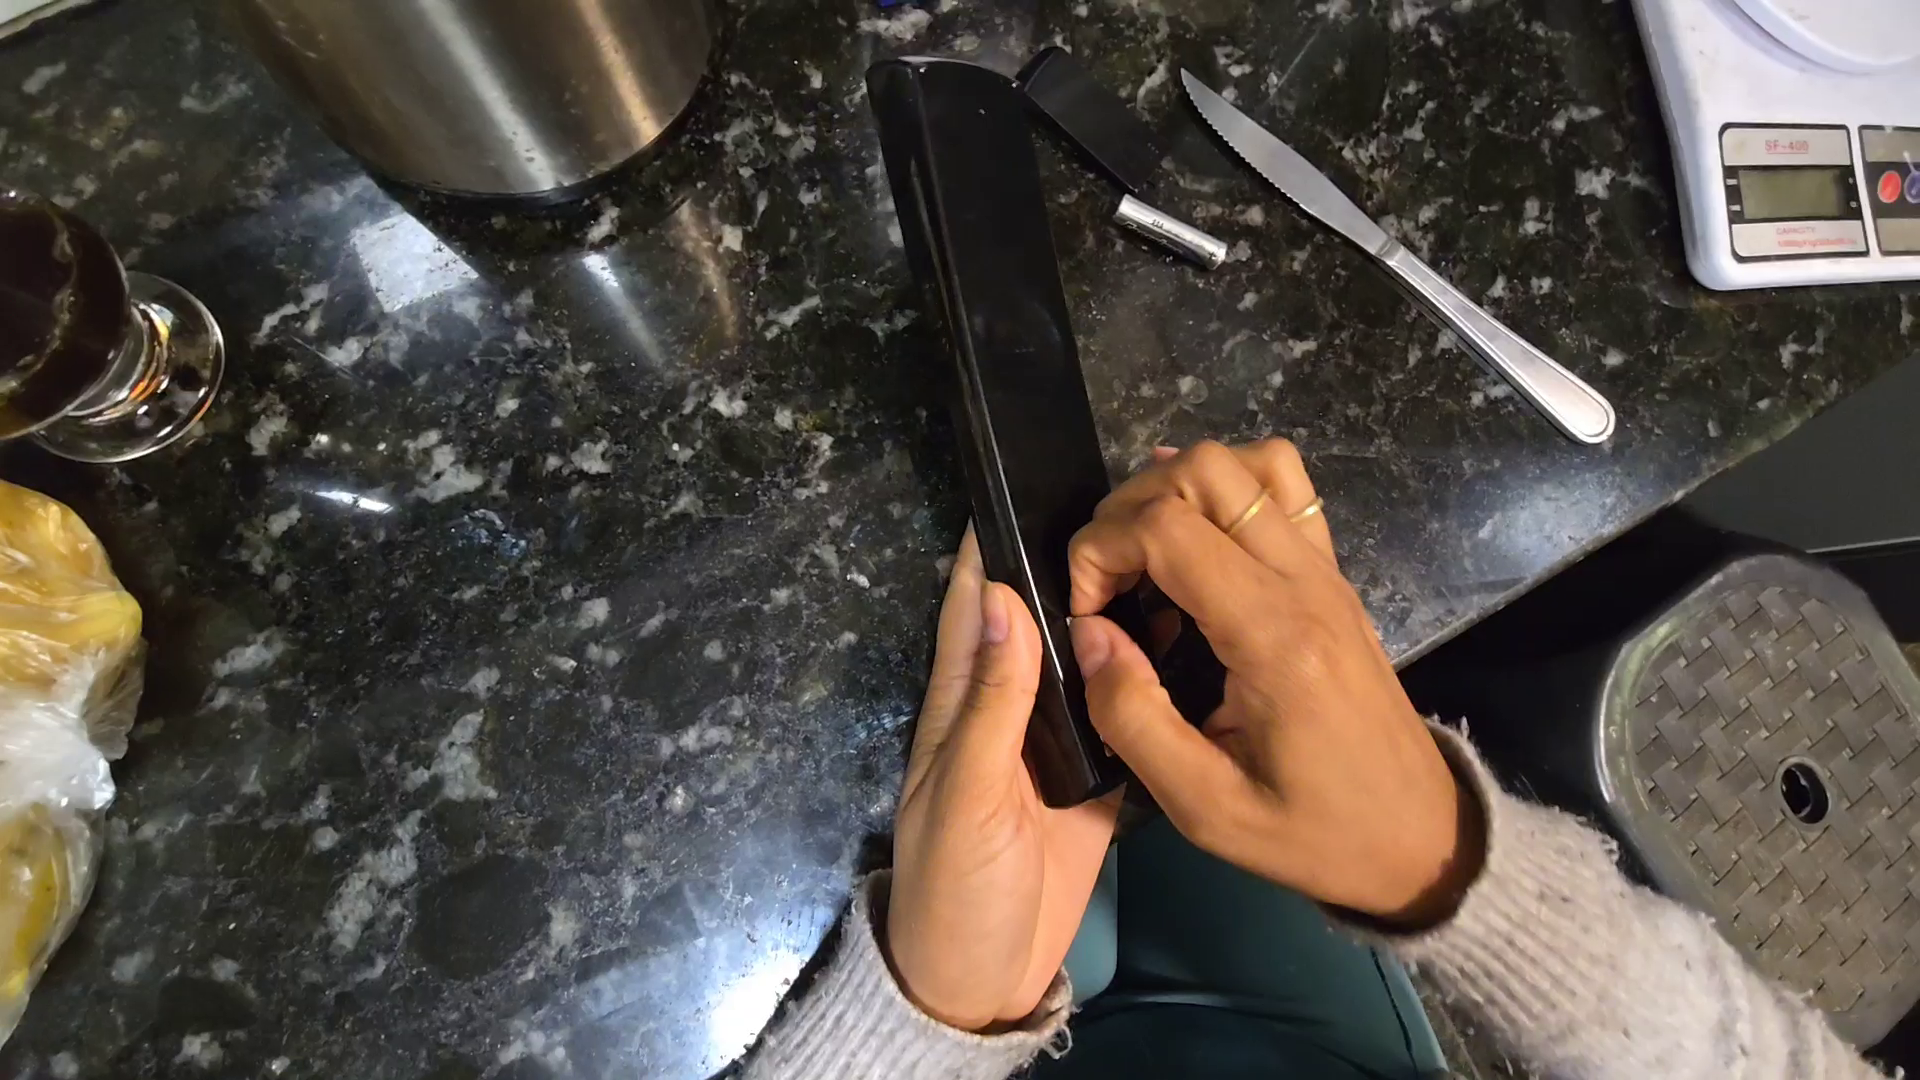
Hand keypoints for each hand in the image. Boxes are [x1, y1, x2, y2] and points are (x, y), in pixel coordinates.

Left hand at [885, 526, 1120, 1030]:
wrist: (986, 975)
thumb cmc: (954, 880)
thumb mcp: (966, 791)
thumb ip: (989, 701)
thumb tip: (1002, 598)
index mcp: (964, 697)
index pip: (971, 603)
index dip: (989, 546)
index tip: (1025, 486)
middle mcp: (1010, 703)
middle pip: (1036, 618)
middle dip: (1066, 565)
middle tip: (1126, 513)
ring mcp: (1056, 735)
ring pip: (1082, 656)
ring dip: (1109, 612)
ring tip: (1164, 559)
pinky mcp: (1096, 771)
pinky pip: (1117, 710)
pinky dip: (1140, 675)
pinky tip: (1181, 640)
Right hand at [1066, 440, 1483, 925]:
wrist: (1421, 837)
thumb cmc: (1313, 831)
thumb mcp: (1205, 807)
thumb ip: (1132, 717)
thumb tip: (1089, 633)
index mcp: (1272, 635)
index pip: (1167, 529)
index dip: (1100, 552)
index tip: (1086, 612)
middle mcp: (1302, 581)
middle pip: (1204, 473)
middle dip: (1127, 511)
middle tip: (1107, 579)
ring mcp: (1322, 568)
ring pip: (1244, 462)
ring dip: (1174, 488)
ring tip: (1144, 549)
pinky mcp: (1328, 572)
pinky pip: (1283, 484)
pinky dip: (1226, 483)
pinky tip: (1194, 523)